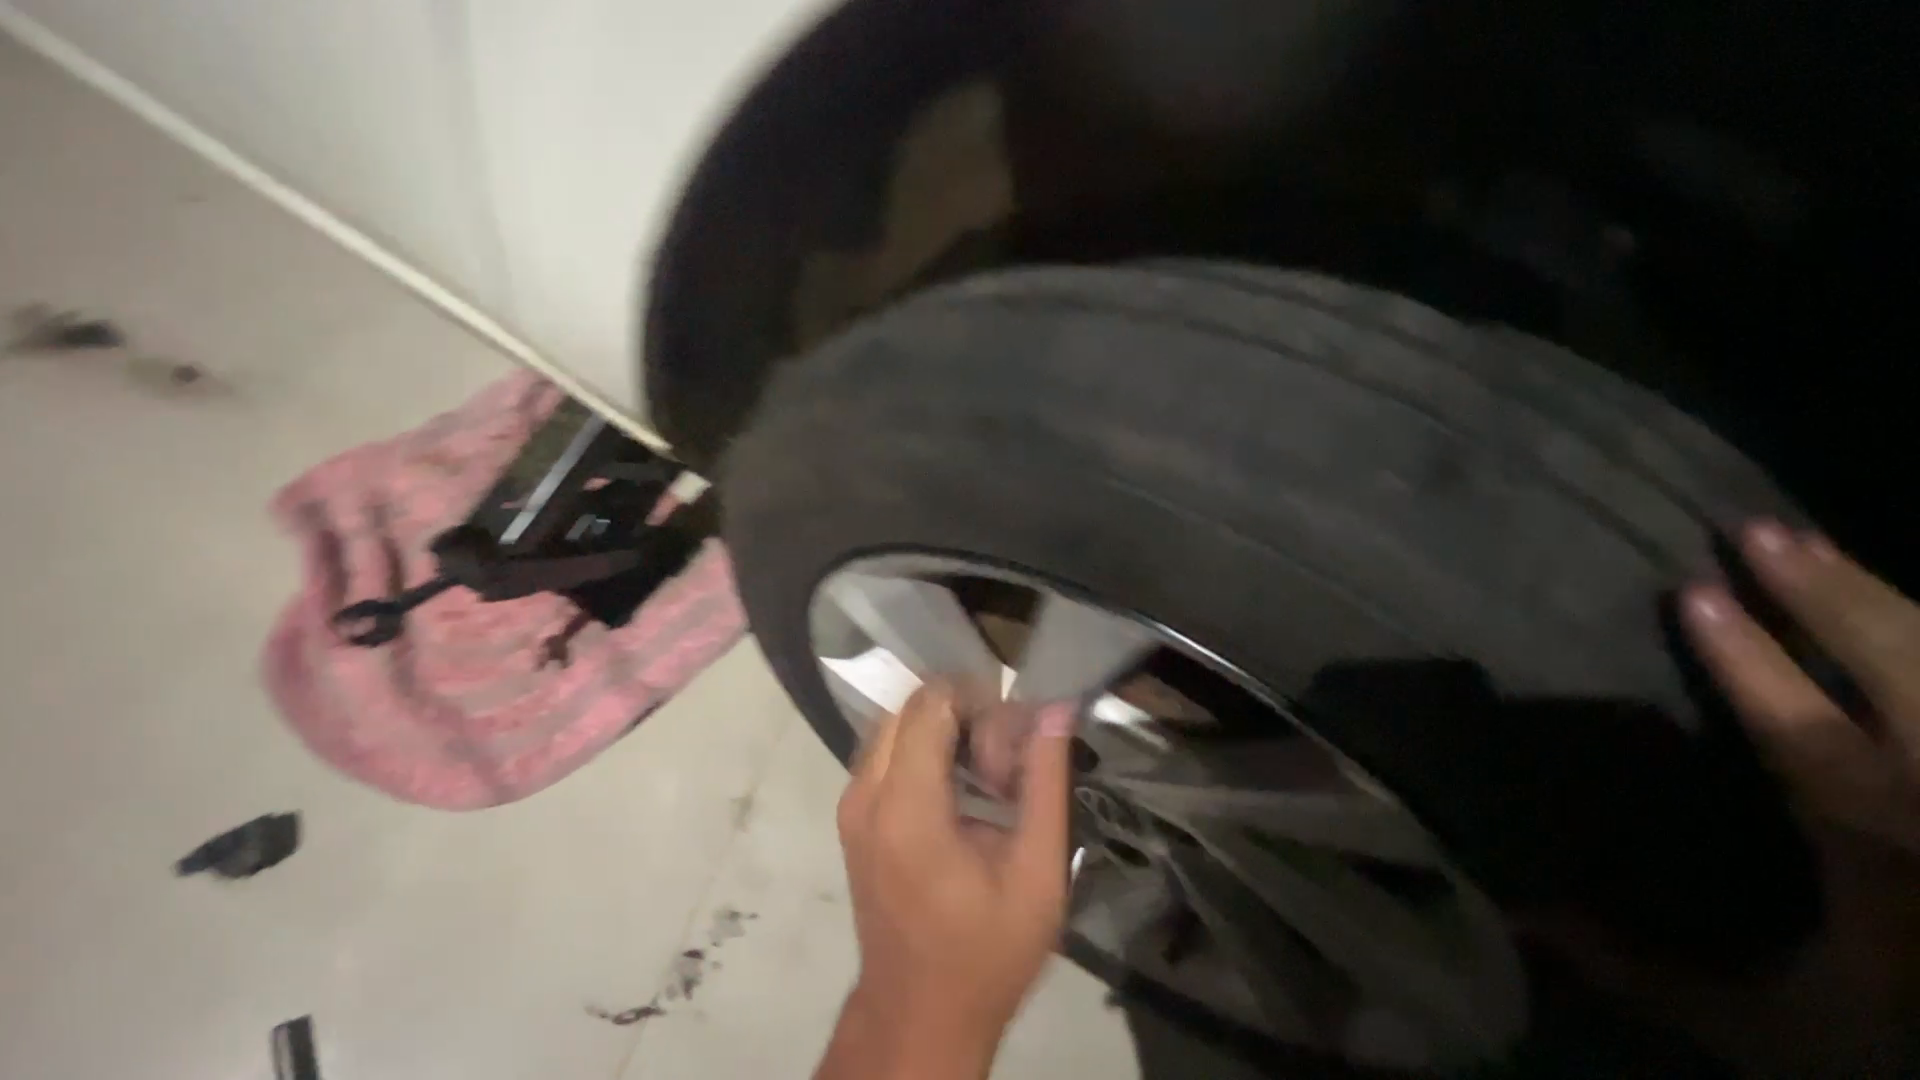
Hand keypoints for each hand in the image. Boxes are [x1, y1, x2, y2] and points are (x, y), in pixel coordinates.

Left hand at [815, 683, 1076, 1079]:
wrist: (919, 1014)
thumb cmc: (986, 950)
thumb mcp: (1036, 872)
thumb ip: (1045, 783)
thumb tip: (1056, 710)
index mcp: (906, 807)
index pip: (928, 705)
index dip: (974, 696)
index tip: (1016, 724)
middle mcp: (865, 796)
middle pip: (907, 708)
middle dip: (958, 710)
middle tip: (1006, 752)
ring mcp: (850, 807)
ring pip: (892, 727)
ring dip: (939, 729)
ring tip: (987, 772)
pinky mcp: (851, 820)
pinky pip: (883, 755)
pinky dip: (921, 751)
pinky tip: (960, 789)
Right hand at [1555, 522, 1919, 1075]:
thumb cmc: (1887, 1044)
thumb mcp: (1762, 1030)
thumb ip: (1640, 971)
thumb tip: (1516, 913)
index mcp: (1884, 853)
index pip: (1810, 737)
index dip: (1751, 664)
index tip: (1693, 594)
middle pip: (1908, 680)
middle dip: (1832, 601)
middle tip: (1760, 532)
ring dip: (1883, 604)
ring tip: (1813, 546)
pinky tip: (1896, 608)